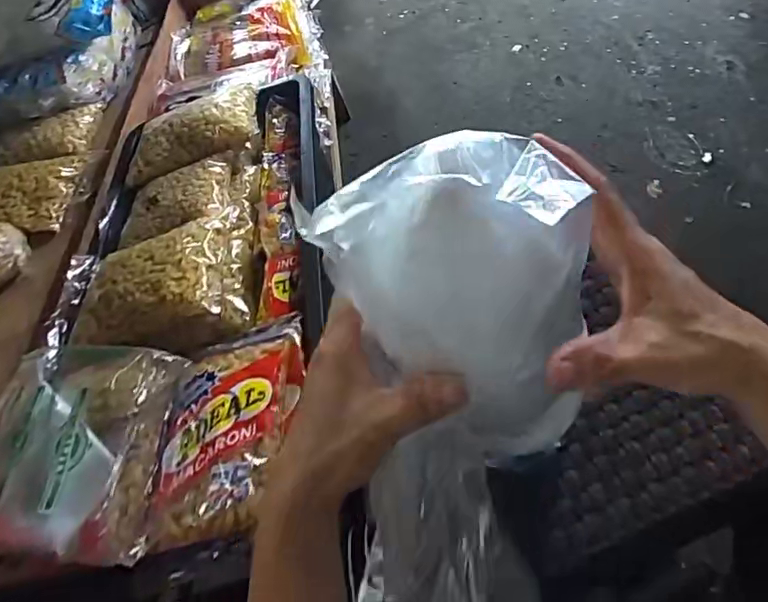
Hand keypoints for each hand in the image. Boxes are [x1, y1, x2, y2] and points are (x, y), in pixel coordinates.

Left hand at [263, 298, 466, 514]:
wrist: (302, 494)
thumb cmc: (336, 444)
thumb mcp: (385, 419)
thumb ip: (424, 398)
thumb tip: (465, 383)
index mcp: (338, 342)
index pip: (355, 293)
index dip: (380, 280)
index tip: (412, 272)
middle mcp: (333, 350)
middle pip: (363, 314)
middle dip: (393, 306)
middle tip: (431, 297)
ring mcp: (334, 372)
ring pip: (366, 339)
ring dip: (391, 334)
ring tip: (429, 324)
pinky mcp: (339, 393)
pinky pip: (367, 361)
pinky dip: (387, 357)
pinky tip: (412, 364)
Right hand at [536, 133, 767, 400]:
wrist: (744, 358)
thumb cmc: (700, 344)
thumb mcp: (645, 353)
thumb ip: (598, 360)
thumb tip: (549, 370)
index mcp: (635, 249)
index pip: (598, 194)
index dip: (570, 165)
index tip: (541, 143)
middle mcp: (636, 248)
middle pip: (594, 200)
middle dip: (561, 178)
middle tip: (523, 168)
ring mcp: (641, 263)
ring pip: (599, 223)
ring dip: (570, 205)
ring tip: (534, 201)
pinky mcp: (642, 280)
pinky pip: (603, 246)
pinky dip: (581, 235)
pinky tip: (562, 252)